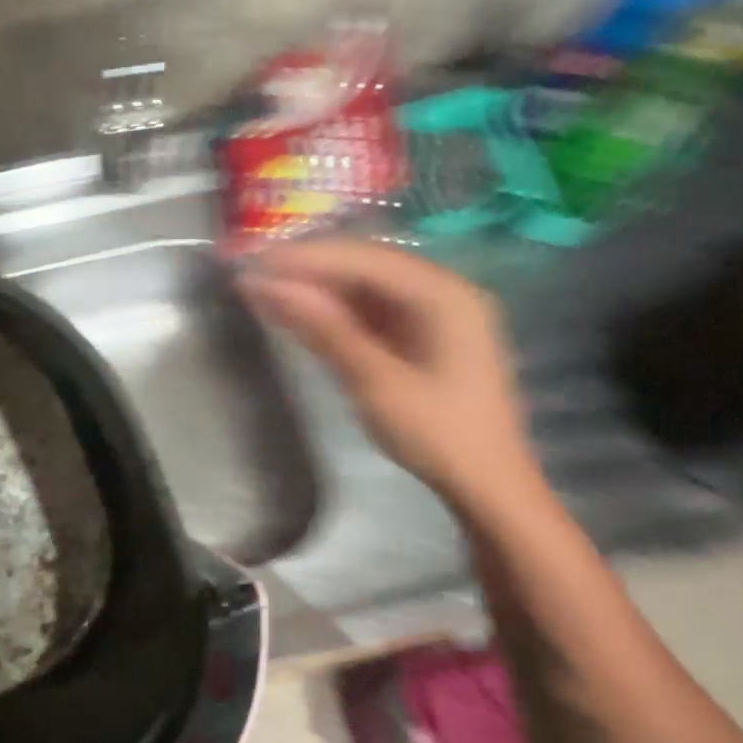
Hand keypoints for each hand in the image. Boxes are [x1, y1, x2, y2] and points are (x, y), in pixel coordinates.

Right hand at [238, 239, 543, 508]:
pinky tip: (303, 315)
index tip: (256, 263)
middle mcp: (444, 292)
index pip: (365, 260)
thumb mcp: (376, 383)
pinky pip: (375, 312)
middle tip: (255, 276)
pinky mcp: (425, 339)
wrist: (487, 484)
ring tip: (267, 292)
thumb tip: (275, 289)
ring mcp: (437, 315)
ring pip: (368, 288)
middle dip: (311, 269)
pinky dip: (338, 312)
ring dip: (320, 290)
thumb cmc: (437, 434)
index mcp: (443, 295)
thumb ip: (327, 331)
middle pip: (368, 267)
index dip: (308, 258)